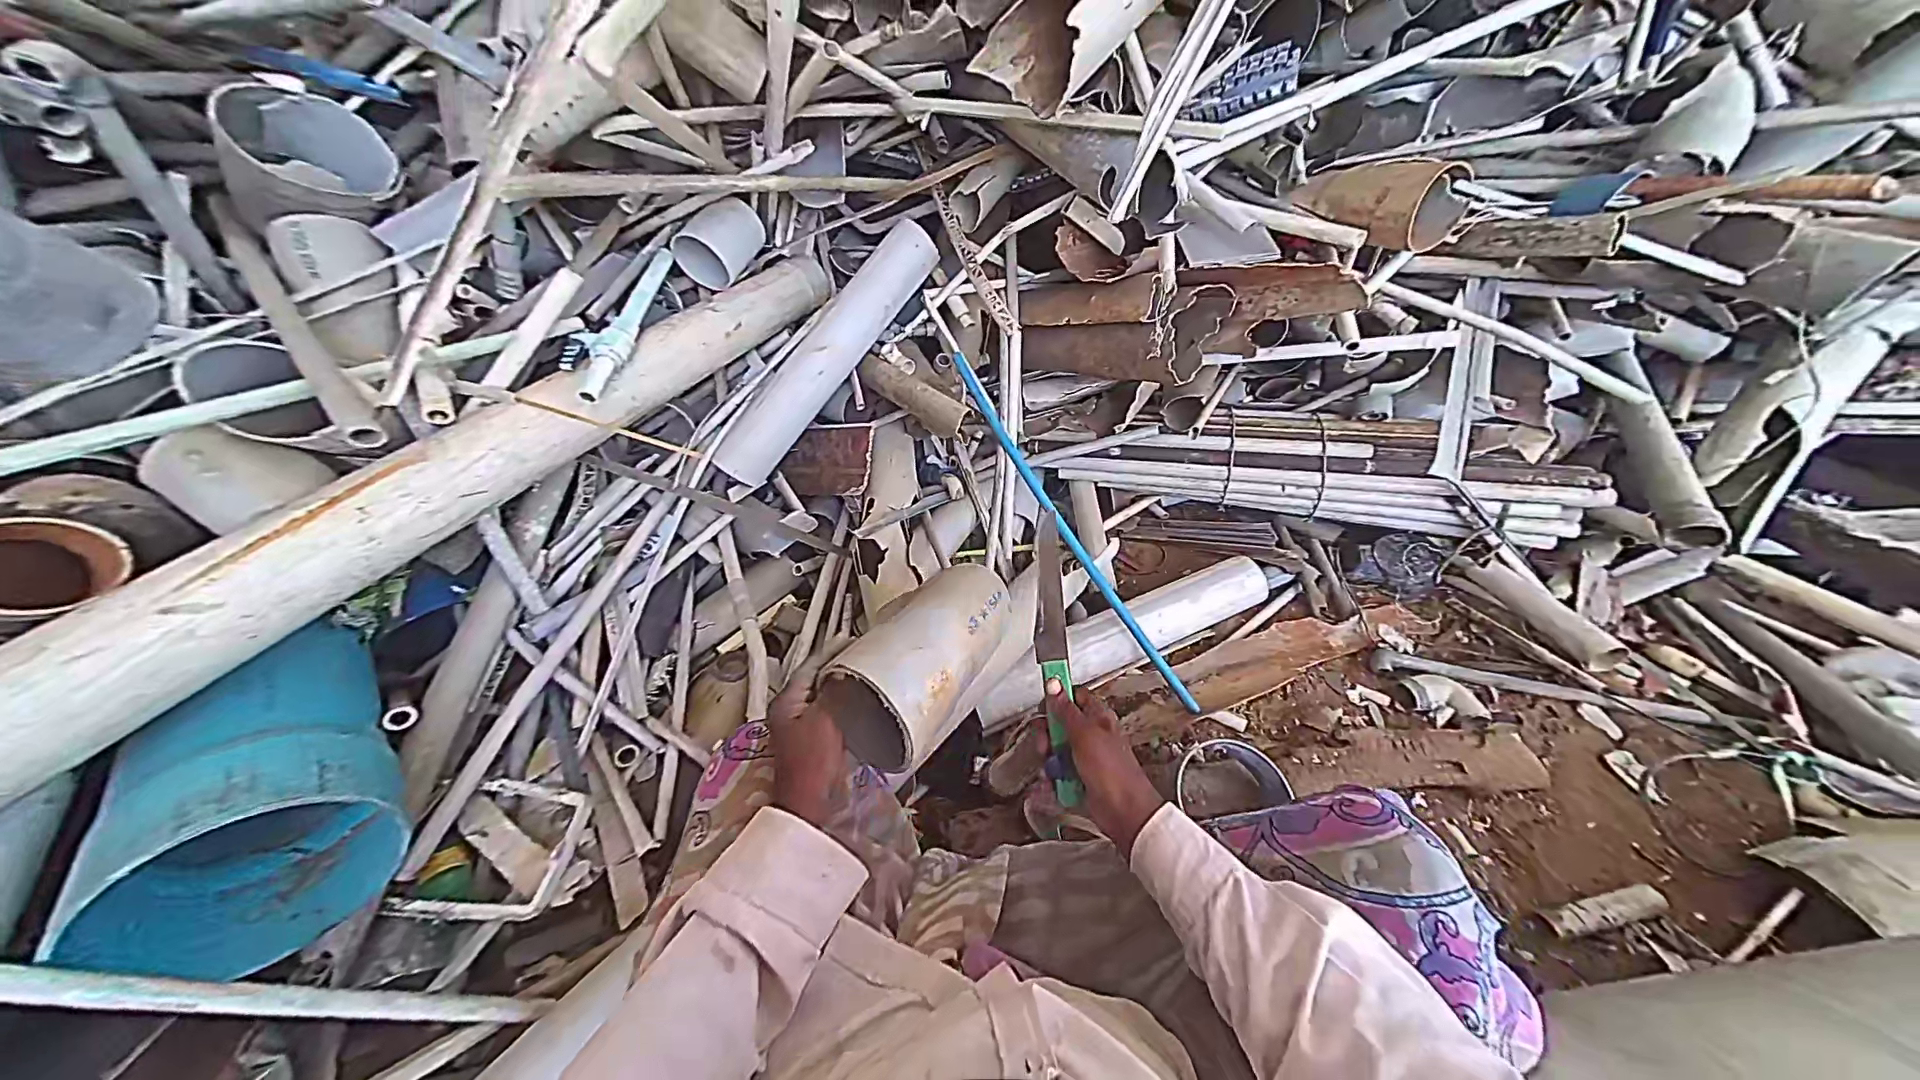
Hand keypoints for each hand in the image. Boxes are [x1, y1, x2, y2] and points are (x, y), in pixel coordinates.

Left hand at [768, 650, 845, 827]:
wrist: (811, 806)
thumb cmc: (812, 763)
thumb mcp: (824, 719)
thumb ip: (834, 692)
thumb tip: (845, 672)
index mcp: (786, 703)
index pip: (809, 667)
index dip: (829, 652)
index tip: (849, 640)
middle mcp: (790, 713)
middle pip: (816, 682)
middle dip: (838, 669)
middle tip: (861, 655)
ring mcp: (802, 730)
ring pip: (826, 698)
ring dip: (843, 688)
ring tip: (865, 675)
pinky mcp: (816, 743)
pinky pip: (834, 715)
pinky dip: (847, 706)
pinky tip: (862, 704)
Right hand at [1044, 680, 1164, 858]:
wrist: (1123, 811)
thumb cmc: (1113, 771)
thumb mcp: (1084, 733)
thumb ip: (1066, 709)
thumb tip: (1053, 684)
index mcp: (1097, 716)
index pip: (1072, 696)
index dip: (1056, 697)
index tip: (1043, 706)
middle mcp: (1091, 734)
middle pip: (1058, 723)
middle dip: (1047, 733)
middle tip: (1046, 744)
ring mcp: (1084, 756)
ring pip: (1055, 748)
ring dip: (1048, 758)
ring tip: (1052, 767)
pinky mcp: (1079, 777)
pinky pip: (1057, 771)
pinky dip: (1053, 777)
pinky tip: (1053, 782)